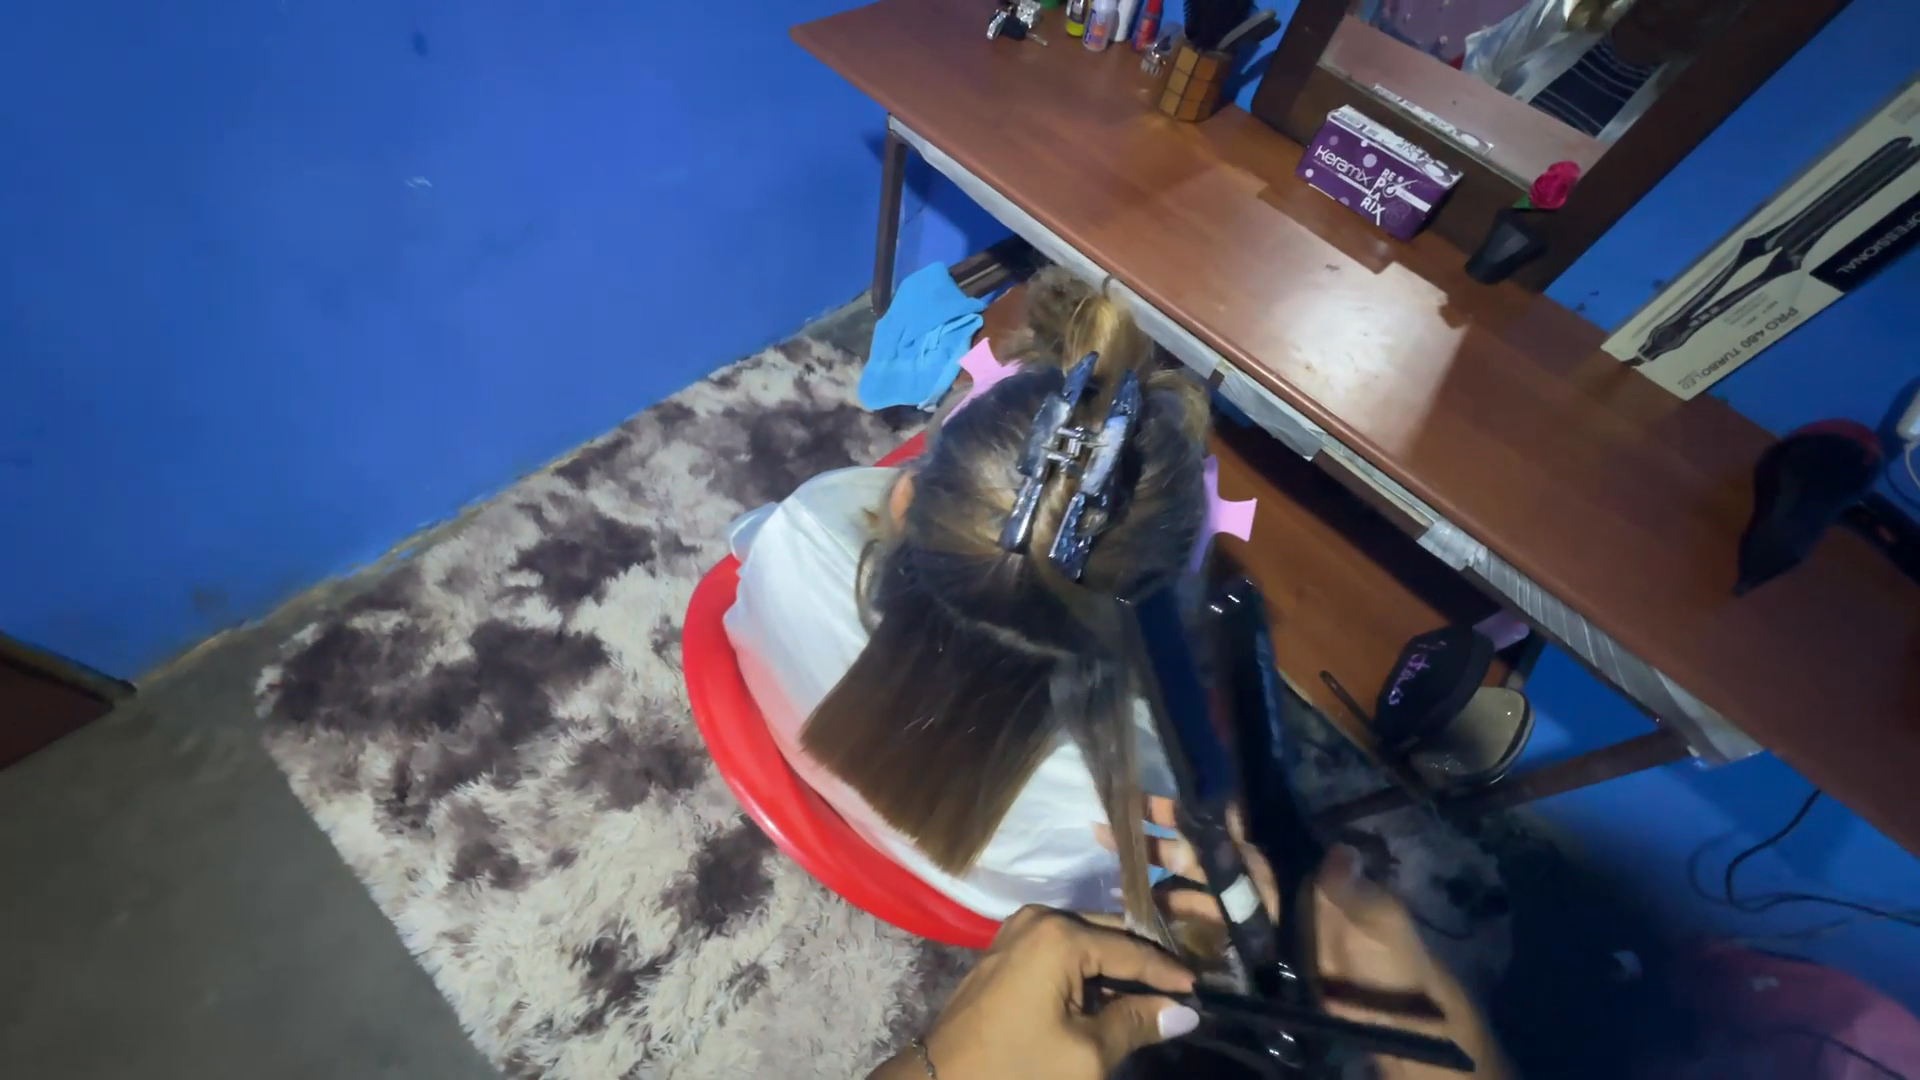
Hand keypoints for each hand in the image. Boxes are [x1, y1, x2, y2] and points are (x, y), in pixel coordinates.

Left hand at [870, 906, 1198, 1079]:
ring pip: (1084, 939)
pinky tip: (1110, 990)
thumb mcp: (1086, 1053)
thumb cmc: (1018, 1068)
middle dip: (1143, 960)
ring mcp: (1019, 928)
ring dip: (1116, 964)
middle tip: (1183, 984)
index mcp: (1060, 934)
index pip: (1129, 950)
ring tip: (1154, 989)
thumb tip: (1184, 1012)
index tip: (1201, 986)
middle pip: (1107, 934)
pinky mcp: (1008, 946)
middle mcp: (1040, 916)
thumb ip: (1136, 1023)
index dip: (1166, 971)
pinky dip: (1088, 966)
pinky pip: (1060, 947)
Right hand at [1103, 796, 1510, 1079]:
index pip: (1231, 828)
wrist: (1397, 1028)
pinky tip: (1136, 918)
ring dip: (1153, 876)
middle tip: (1107, 823)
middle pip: (1201, 853)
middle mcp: (1263, 885)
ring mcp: (1251, 921)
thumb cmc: (1394, 967)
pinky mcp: (1244, 956)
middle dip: (1156, 835)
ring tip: (1110, 868)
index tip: (1149, 796)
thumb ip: (1361, 894)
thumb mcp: (1386, 927)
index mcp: (1288, 867)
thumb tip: (1340, 852)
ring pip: (1193, 889)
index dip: (1192, 811)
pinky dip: (1168, 922)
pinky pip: (1200, 932)